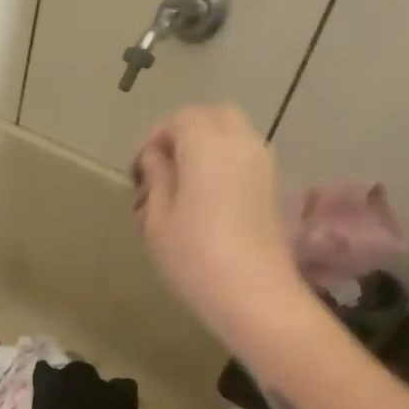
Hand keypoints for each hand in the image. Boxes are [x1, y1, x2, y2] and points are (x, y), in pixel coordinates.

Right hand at [132, 105, 301, 322]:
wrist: (252, 291)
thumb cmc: (193, 256)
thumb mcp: (157, 220)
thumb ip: (156, 179)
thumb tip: (156, 158)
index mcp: (207, 145)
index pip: (180, 119)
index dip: (155, 139)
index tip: (139, 171)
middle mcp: (240, 142)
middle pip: (212, 117)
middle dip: (184, 135)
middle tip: (160, 171)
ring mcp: (261, 163)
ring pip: (231, 135)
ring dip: (204, 150)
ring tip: (179, 190)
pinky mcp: (269, 185)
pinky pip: (242, 157)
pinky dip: (221, 165)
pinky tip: (202, 202)